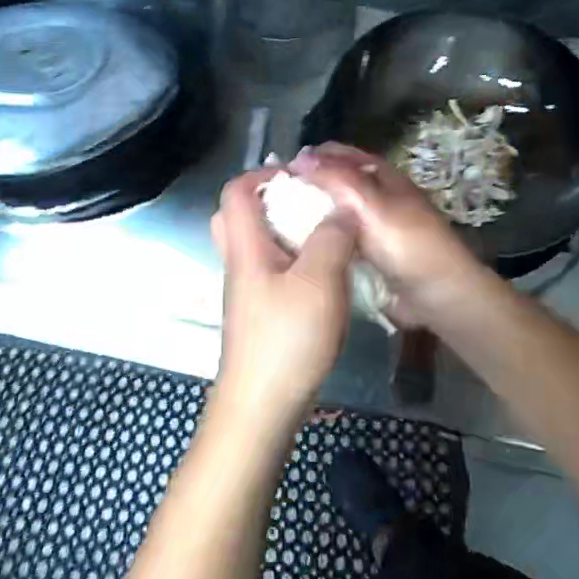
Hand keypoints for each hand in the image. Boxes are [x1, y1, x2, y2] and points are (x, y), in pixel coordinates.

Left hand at [210, 168, 357, 428]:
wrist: (262, 405)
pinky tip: (326, 274)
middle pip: (239, 215)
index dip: (263, 173)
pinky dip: (294, 260)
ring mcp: (247, 291)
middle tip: (310, 203)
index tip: (301, 176)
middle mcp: (239, 263)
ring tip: (326, 234)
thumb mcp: (319, 281)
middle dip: (273, 200)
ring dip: (287, 231)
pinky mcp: (260, 313)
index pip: (236, 191)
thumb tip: (341, 209)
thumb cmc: (287, 339)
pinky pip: (271, 270)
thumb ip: (331, 238)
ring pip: (258, 244)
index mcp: (245, 247)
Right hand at [289, 143, 501, 332]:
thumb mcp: (372, 205)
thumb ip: (337, 179)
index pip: (337, 155)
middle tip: (269, 200)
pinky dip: (316, 240)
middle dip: (304, 187)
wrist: (438, 295)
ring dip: (307, 215)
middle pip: (331, 183)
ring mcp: (367, 226)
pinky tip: (292, 248)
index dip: (309, 158)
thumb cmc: (408, 244)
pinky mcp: (363, 253)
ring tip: (272, 223)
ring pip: (330, 212)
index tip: (278, 171)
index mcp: (380, 176)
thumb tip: (300, 159)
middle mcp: (372, 196)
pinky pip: (333, 240)